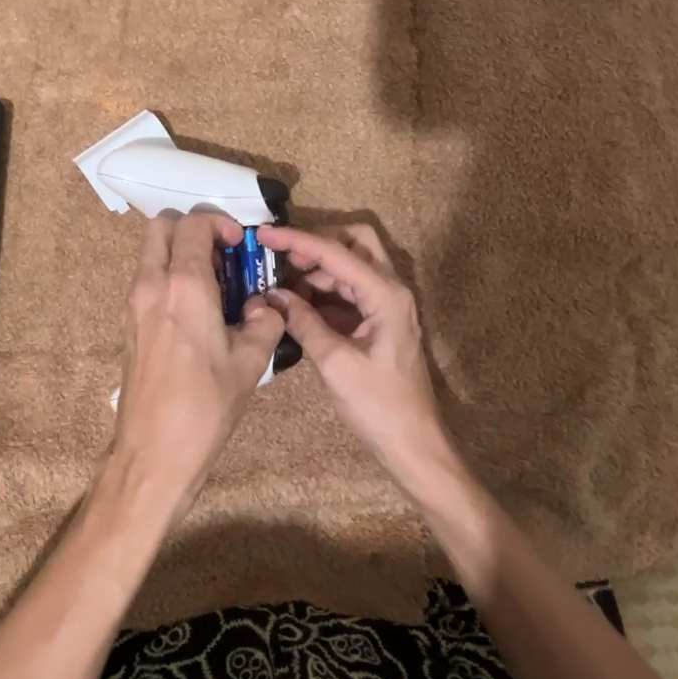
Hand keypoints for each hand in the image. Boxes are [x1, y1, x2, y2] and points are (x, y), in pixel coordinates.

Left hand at [112, 211, 286, 512]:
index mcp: (185, 286)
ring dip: (179, 254)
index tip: (240, 244)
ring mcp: (133, 305)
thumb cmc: (206, 405)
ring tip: (214, 287)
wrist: (154, 451)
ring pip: (150, 253)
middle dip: (193, 229)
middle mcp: (151, 285)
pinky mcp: (127, 325)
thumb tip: (266, 306)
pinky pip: (146, 281)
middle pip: (161, 227)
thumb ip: (265, 321)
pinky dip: (168, 278)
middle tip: (223, 256)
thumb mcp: (250, 362)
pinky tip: (195, 313)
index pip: (194, 225)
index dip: (220, 223)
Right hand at [256, 225, 449, 472]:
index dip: (297, 240)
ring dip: (316, 269)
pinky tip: (296, 305)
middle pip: (354, 243)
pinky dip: (322, 291)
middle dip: (316, 243)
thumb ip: (304, 322)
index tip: (264, 234)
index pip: (336, 253)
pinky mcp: (378, 322)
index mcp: (385, 295)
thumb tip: (272, 296)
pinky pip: (349, 292)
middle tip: (280, 257)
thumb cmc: (379, 406)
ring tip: (279, 285)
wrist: (413, 444)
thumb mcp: (336, 363)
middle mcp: (390, 290)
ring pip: (350, 267)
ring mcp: (386, 306)